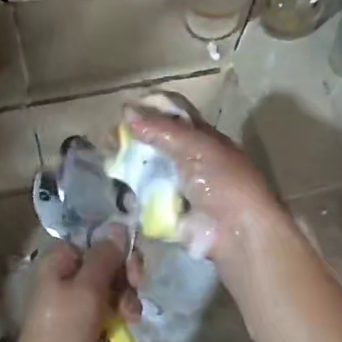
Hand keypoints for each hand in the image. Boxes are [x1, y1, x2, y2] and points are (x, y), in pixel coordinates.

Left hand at [6, 224, 138, 341]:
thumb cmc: (65, 329)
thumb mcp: (89, 288)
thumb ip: (106, 256)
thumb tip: (120, 225)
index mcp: (61, 259)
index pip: (98, 240)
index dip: (120, 253)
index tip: (134, 273)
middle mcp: (66, 274)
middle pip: (107, 264)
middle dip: (125, 280)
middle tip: (134, 298)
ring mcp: (73, 299)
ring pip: (111, 288)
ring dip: (125, 301)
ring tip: (130, 320)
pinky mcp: (81, 321)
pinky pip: (106, 309)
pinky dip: (117, 316)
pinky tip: (125, 328)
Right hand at [123, 102, 287, 268]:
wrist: (235, 232)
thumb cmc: (223, 182)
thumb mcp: (195, 147)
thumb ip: (161, 129)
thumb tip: (127, 111)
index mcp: (203, 139)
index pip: (174, 115)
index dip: (151, 109)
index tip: (123, 111)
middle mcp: (189, 160)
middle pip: (155, 143)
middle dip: (132, 138)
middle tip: (108, 138)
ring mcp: (177, 187)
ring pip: (146, 170)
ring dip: (127, 166)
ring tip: (106, 162)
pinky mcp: (168, 212)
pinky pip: (143, 199)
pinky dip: (129, 194)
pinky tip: (114, 187)